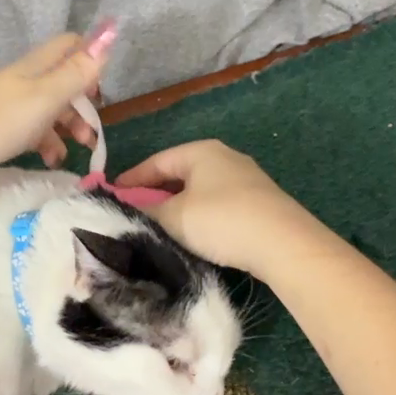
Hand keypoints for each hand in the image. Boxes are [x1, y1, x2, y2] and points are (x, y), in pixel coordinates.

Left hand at [0, 31, 112, 176]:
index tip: (100, 91)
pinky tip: (51, 160)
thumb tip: (112, 30)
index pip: (70, 45)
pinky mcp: (3, 129)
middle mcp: (26, 80)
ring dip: (69, 129)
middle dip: (83, 106)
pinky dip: (48, 144)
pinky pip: (36, 132)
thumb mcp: (47, 96)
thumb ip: (79, 71)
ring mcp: (14, 105)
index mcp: (37, 66)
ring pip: (52, 110)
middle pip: (65, 82)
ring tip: (77, 151)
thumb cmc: (1, 120)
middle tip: (92, 133)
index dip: (90, 61)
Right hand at [113, 140, 327, 276]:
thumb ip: (145, 211)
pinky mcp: (258, 203)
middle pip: (179, 174)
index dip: (131, 179)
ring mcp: (245, 180)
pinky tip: (192, 236)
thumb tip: (124, 208)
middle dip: (154, 194)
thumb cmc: (221, 220)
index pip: (156, 161)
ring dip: (177, 208)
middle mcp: (224, 158)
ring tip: (158, 228)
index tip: (112, 197)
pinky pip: (217, 205)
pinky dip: (199, 217)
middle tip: (133, 215)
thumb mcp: (174, 217)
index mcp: (201, 151)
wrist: (283, 243)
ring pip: (198, 191)